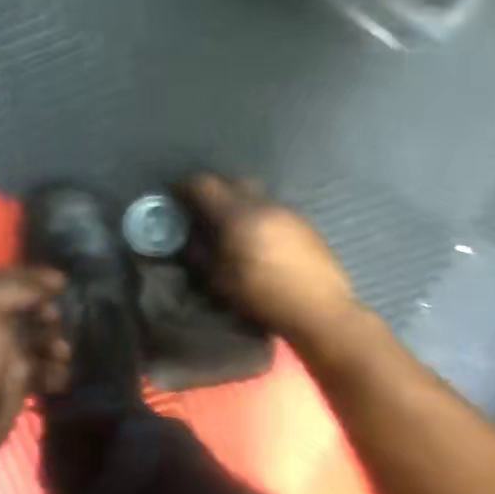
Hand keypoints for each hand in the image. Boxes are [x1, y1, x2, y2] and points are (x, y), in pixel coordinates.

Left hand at [0, 268, 70, 470]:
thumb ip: (18, 288)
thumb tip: (55, 280)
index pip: (5, 280)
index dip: (33, 278)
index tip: (61, 283)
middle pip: (26, 309)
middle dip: (46, 314)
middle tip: (54, 321)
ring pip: (37, 339)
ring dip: (55, 343)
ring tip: (59, 354)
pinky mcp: (13, 384)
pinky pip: (42, 369)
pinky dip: (54, 371)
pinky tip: (56, 379)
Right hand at [181, 174, 362, 343]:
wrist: (319, 311)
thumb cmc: (263, 298)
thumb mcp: (219, 281)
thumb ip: (200, 254)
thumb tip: (189, 237)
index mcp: (238, 214)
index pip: (205, 184)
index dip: (185, 187)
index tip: (175, 196)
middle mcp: (264, 204)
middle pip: (233, 182)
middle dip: (215, 191)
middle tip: (203, 211)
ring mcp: (288, 212)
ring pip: (256, 196)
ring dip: (240, 205)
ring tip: (233, 228)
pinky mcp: (305, 224)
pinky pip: (274, 210)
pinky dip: (260, 217)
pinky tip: (260, 240)